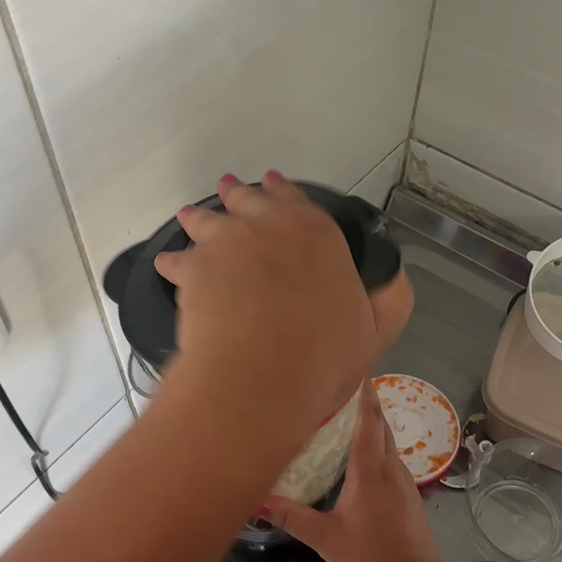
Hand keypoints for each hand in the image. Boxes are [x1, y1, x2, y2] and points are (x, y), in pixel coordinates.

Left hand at [154, 172, 379, 430]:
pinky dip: (172, 261)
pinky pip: (177, 259)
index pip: (297, 200)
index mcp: (317, 232)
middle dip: (239, 193)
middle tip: (230, 186)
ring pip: (207, 221)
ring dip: (199, 217)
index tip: (275, 184)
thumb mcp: (374, 331)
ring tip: (189, 216)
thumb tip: (394, 279)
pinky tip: (166, 264)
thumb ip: (388, 300)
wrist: (260, 377)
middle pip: (248, 200)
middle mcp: (268, 225)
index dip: (284, 192)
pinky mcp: (193, 269)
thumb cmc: (323, 356)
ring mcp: (226, 243)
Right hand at [264, 381, 452, 561]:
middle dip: (365, 405)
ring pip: (387, 445)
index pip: (367, 421)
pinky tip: (359, 460)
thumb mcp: (326, 539)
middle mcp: (392, 470)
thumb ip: (293, 516)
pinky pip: (391, 463)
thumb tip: (257, 500)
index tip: (355, 368)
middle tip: (341, 386)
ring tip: (344, 417)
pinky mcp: (409, 500)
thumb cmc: (371, 561)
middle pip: (381, 427)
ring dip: (371, 427)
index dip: (362, 394)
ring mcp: (405, 484)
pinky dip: (376, 450)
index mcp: (371, 471)